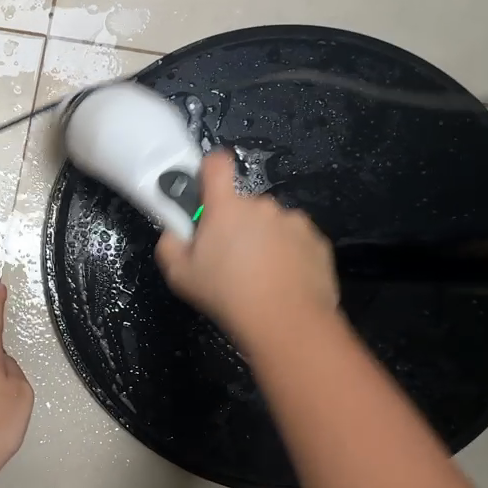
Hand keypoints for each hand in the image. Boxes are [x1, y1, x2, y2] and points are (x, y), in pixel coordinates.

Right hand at [155, 150, 339, 343]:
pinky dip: (287, 254)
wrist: (286, 322)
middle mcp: (262, 206)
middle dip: (233, 223)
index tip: (205, 187)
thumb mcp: (178, 274)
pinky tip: (280, 279)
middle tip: (225, 256)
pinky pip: (295, 241)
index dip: (209, 169)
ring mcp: (294, 222)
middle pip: (242, 204)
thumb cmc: (226, 293)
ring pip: (270, 223)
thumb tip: (175, 232)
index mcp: (226, 207)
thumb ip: (169, 243)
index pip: (216, 166)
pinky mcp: (318, 242)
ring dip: (262, 238)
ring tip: (256, 273)